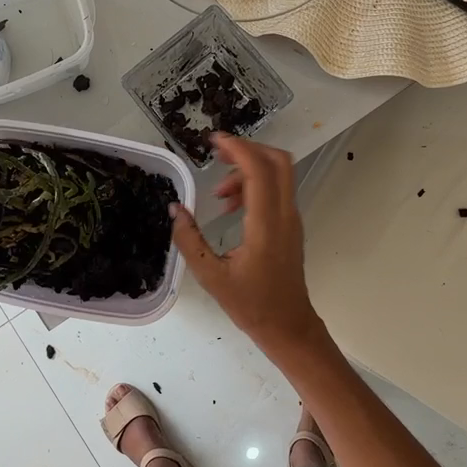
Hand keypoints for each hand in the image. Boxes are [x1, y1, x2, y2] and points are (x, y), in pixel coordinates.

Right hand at [170, 134, 329, 358]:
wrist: (288, 326)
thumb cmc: (251, 305)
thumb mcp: (211, 276)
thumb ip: (190, 241)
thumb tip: (174, 209)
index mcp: (266, 225)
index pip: (258, 171)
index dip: (238, 148)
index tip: (214, 141)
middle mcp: (284, 215)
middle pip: (278, 161)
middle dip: (248, 149)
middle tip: (218, 153)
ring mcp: (291, 219)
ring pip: (278, 174)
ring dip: (248, 171)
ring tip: (218, 193)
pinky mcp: (290, 226)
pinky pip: (276, 191)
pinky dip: (254, 186)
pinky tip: (231, 207)